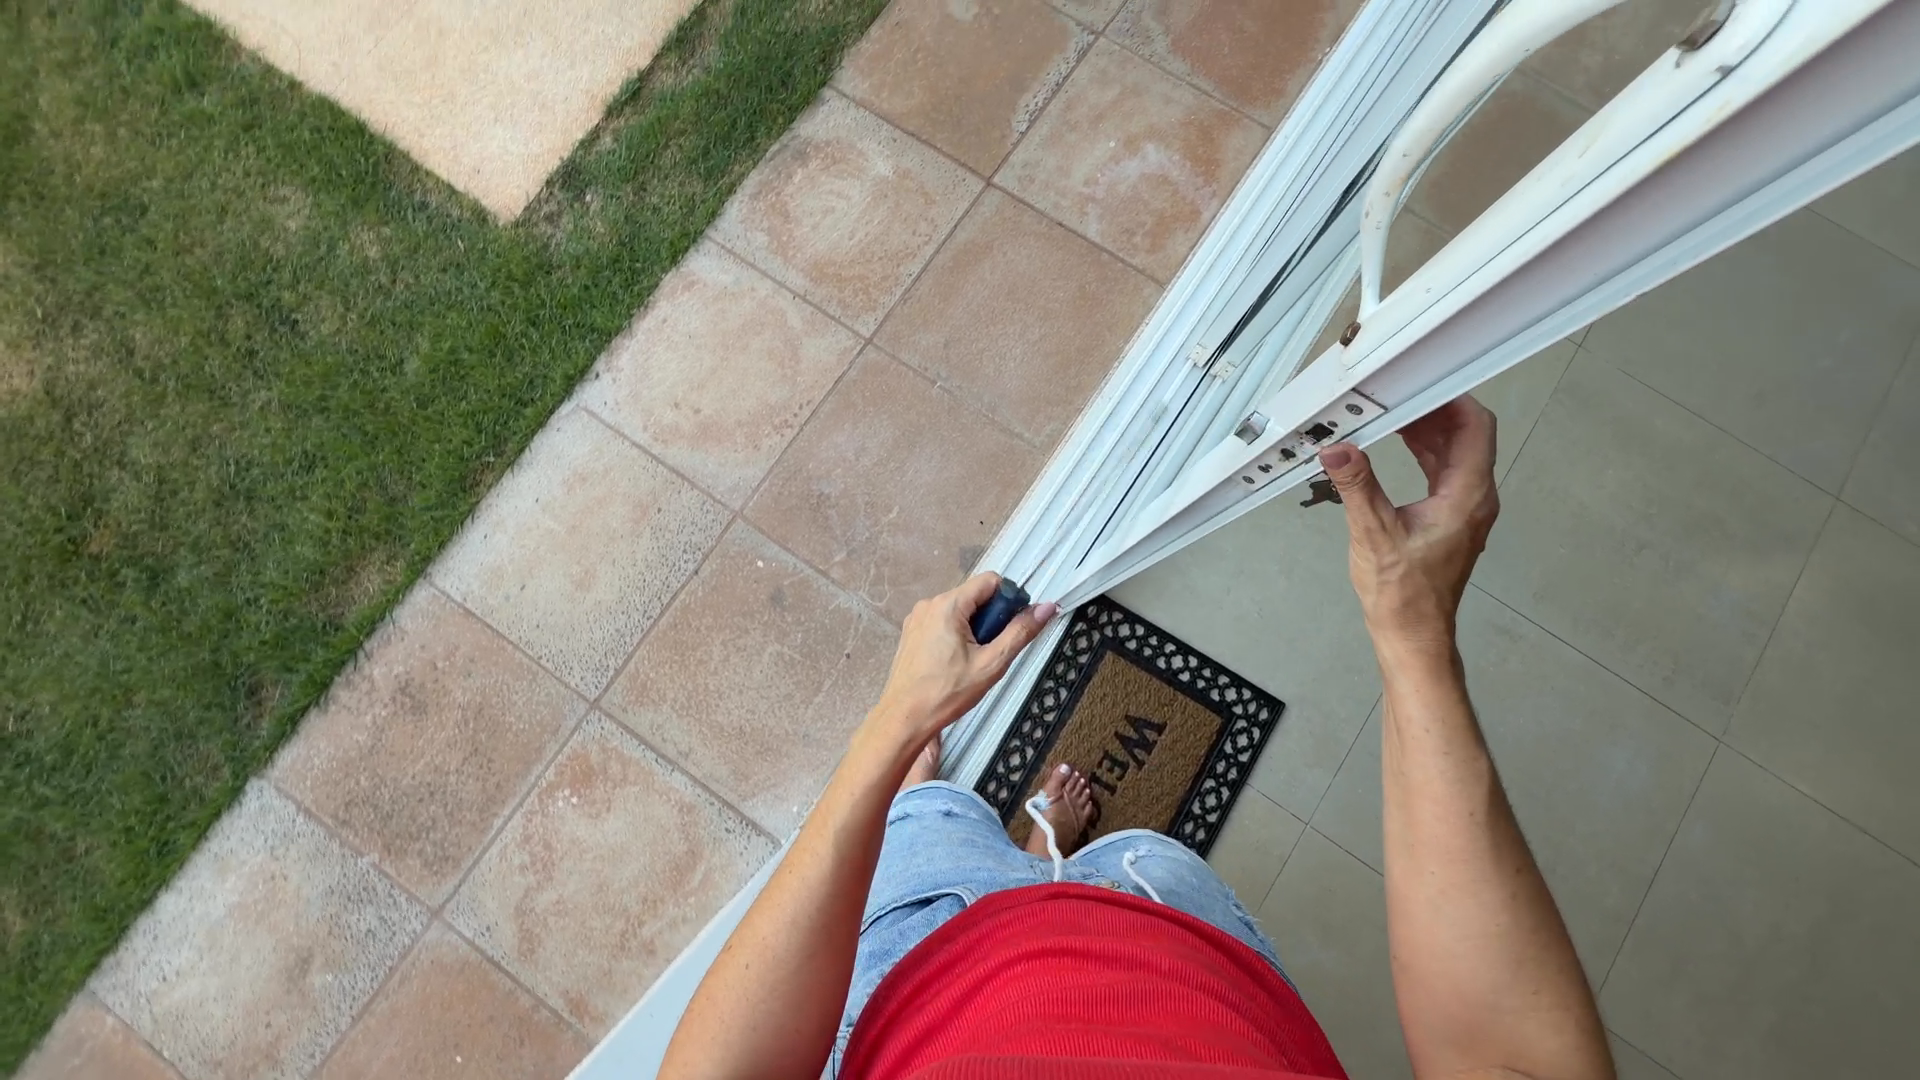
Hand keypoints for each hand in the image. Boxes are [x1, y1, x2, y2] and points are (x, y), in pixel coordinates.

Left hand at [866, 573, 1058, 742]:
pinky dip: (956, 635)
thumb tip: (1046, 608)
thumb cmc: (947, 693)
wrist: (905, 718)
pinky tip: (955, 663)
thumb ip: (1020, 632)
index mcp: (948, 605)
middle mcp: (929, 604)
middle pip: (974, 595)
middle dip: (991, 618)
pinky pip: (943, 622)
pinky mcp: (912, 633)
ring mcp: (917, 618)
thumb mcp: (992, 664)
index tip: (1013, 626)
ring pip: (959, 610)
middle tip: (992, 650)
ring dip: (974, 628)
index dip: (1009, 599)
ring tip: (974, 661)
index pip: (990, 581)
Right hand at [1318, 396, 1498, 655]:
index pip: (1474, 429)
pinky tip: (1395, 448)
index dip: (1452, 400)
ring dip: (1426, 432)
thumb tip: (1337, 449)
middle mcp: (1474, 498)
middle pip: (1466, 437)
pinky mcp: (1448, 520)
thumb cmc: (1400, 590)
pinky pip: (1441, 473)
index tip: (1419, 383)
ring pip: (1453, 454)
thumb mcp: (1373, 533)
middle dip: (1432, 411)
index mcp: (1467, 496)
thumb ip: (1358, 486)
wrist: (1411, 630)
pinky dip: (1422, 454)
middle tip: (1394, 395)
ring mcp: (1463, 510)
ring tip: (1389, 414)